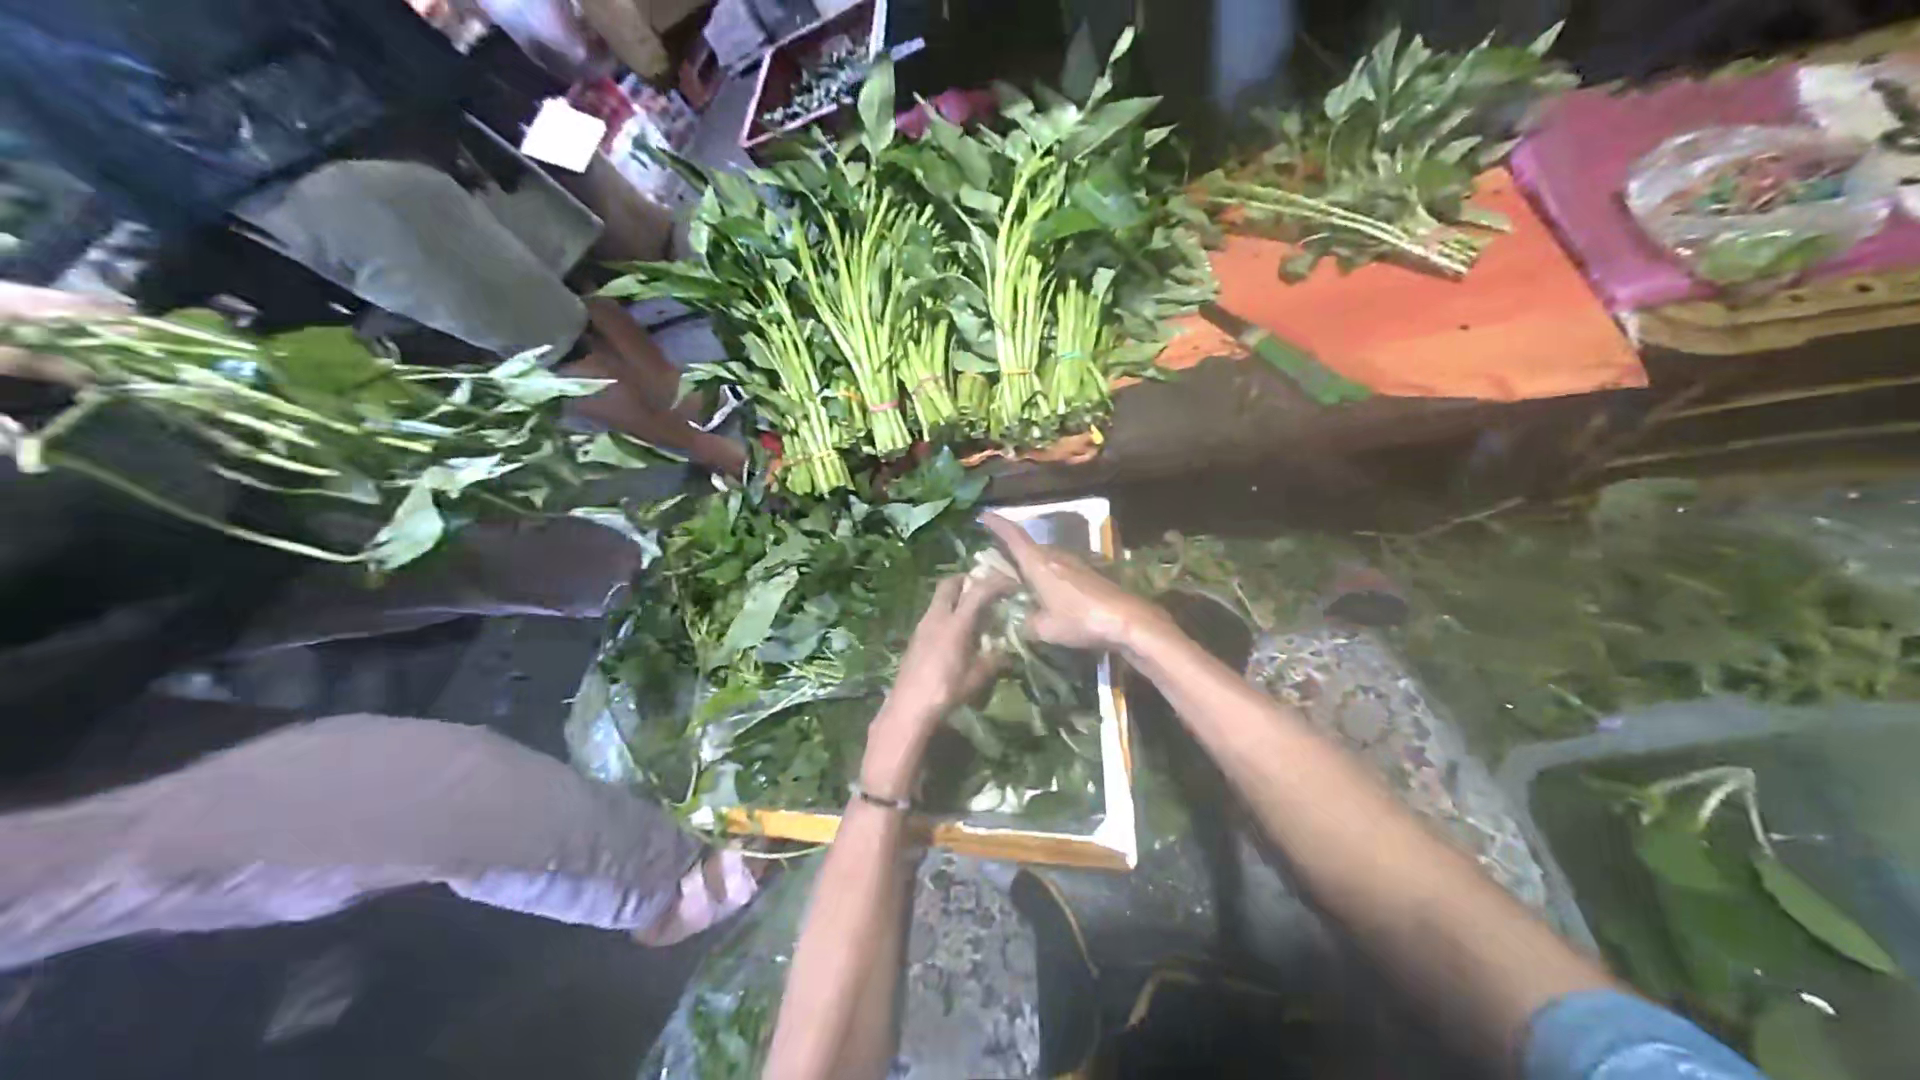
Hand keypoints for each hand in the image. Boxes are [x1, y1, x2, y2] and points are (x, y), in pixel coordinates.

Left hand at [862, 573, 1013, 795]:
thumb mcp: (977, 677)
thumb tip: (1008, 654)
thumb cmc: (946, 691)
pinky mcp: (915, 637)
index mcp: (956, 623)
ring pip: (939, 598)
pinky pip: (934, 614)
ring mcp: (923, 625)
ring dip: (957, 597)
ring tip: (975, 612)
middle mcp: (937, 617)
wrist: (909, 706)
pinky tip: (957, 632)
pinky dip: (948, 612)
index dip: (997, 583)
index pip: (979, 591)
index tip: (1012, 584)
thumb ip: (994, 661)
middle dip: (968, 579)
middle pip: (950, 583)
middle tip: (985, 587)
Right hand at [981, 513, 1170, 650]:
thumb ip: (1027, 623)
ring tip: (1020, 581)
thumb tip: (1022, 621)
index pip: (1013, 536)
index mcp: (1039, 563)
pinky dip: (1048, 575)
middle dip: (1012, 551)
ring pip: (1045, 558)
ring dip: (1032, 565)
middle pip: (1028, 547)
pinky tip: (1048, 593)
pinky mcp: (1089, 573)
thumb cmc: (1080, 620)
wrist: (1127, 620)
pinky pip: (1060, 568)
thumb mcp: (1045, 629)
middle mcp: (1055, 556)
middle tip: (996, 561)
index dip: (997, 524)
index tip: (983, 515)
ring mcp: (1075, 562)